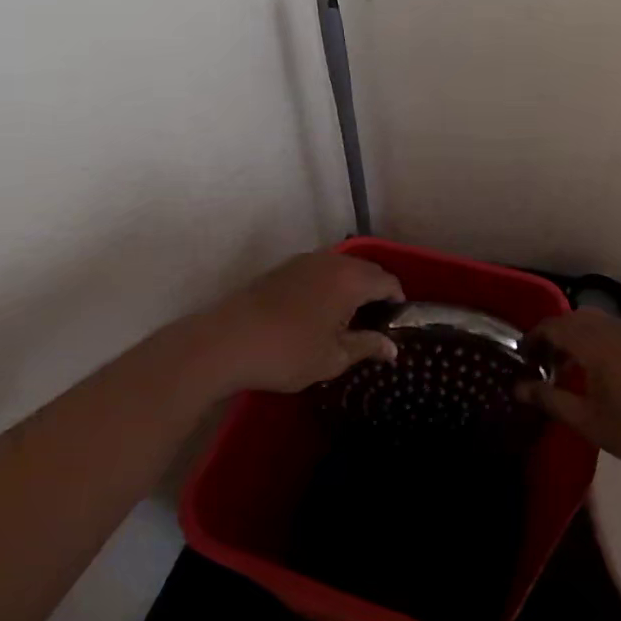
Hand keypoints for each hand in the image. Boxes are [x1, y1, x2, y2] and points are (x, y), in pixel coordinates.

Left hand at [164, 250, 403, 394]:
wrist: (222, 344)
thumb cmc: (287, 352)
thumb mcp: (333, 357)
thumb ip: (367, 347)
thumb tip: (392, 348)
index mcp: (351, 280)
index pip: (388, 282)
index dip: (397, 301)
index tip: (395, 324)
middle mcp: (331, 262)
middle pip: (366, 270)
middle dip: (376, 292)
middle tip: (374, 323)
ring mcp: (302, 262)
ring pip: (340, 268)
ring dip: (350, 287)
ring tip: (346, 318)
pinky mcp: (280, 270)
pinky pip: (318, 271)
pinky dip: (328, 286)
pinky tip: (317, 312)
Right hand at [517, 309, 620, 468]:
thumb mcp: (587, 421)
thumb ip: (550, 399)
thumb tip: (518, 387)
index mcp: (595, 344)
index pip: (554, 326)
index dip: (533, 337)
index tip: (521, 358)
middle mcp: (612, 330)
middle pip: (573, 318)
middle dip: (552, 334)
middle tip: (540, 363)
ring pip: (593, 321)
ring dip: (573, 336)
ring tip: (565, 368)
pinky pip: (610, 329)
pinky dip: (592, 339)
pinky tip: (595, 371)